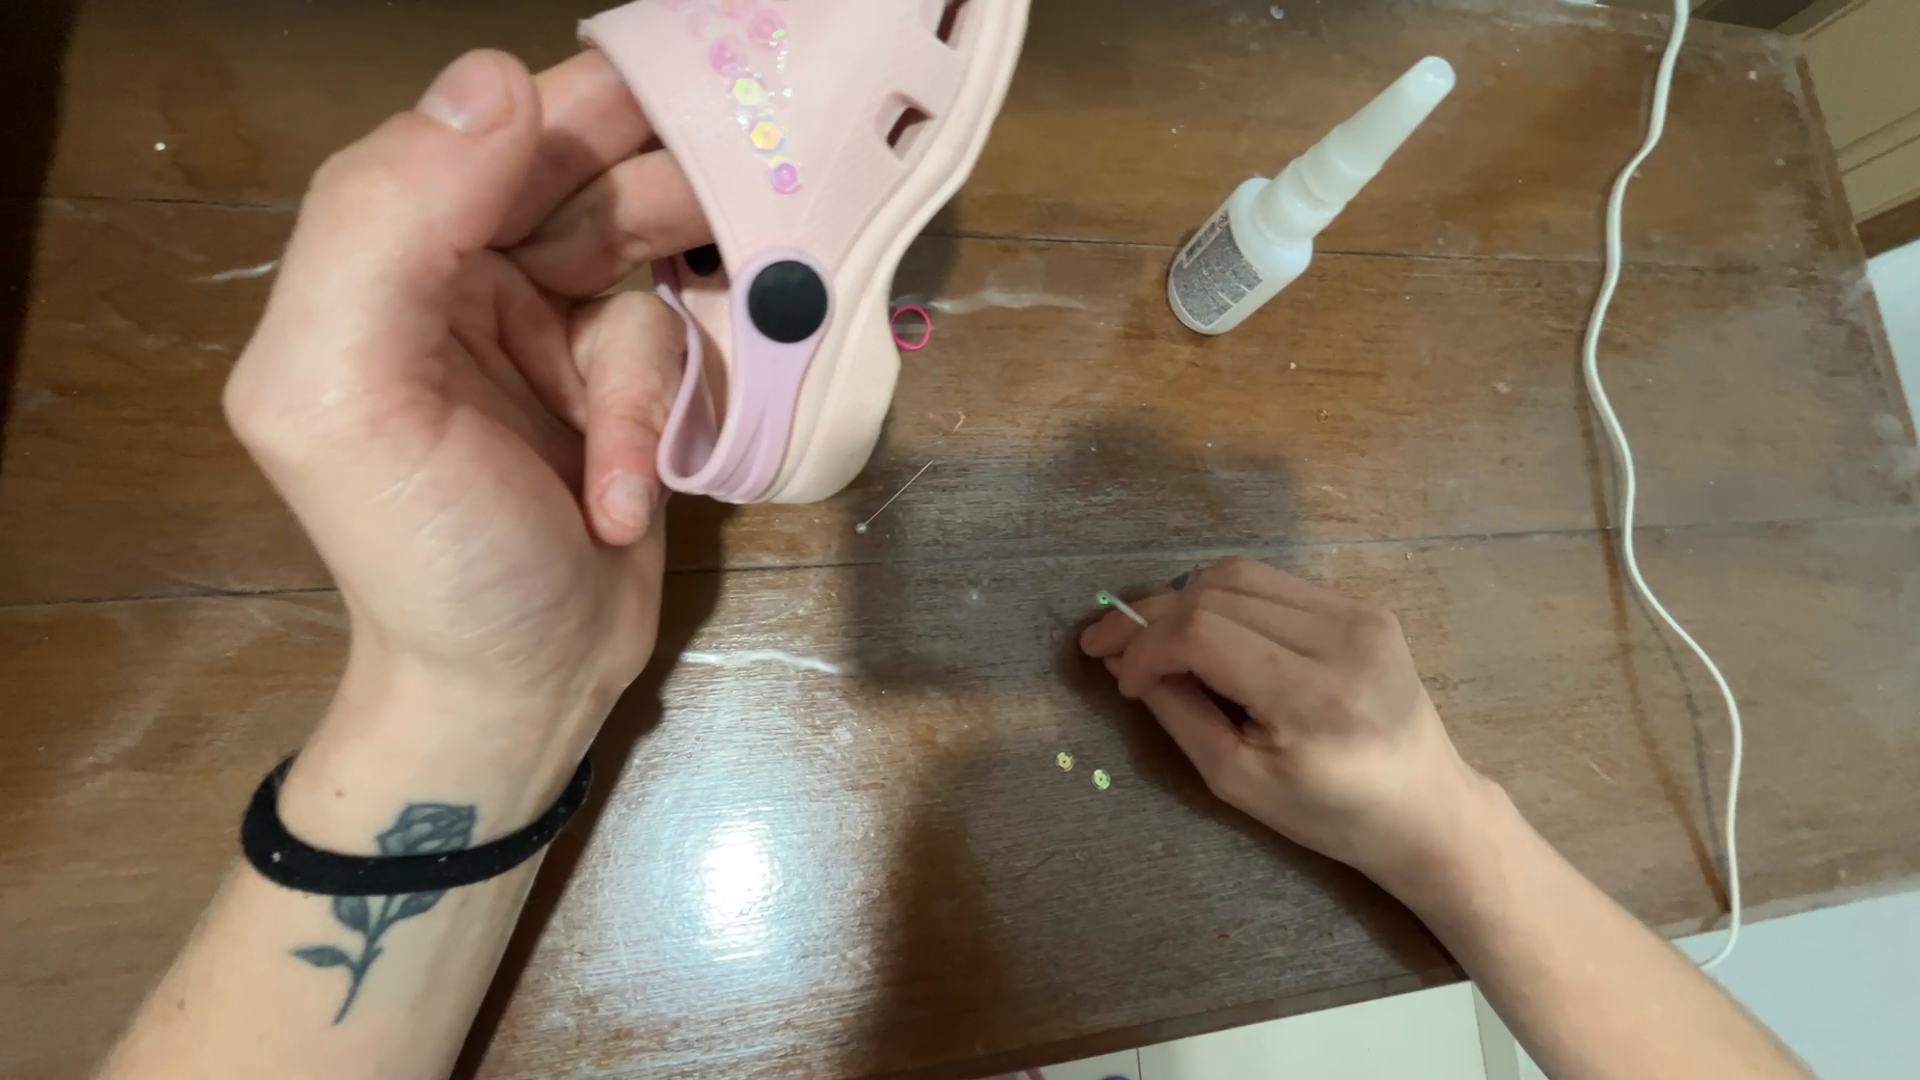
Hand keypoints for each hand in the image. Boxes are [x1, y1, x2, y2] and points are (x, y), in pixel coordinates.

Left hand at [224, 49, 710, 824]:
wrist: (521, 677)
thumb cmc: (428, 554)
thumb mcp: (351, 395)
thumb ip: (388, 224)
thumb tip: (497, 79)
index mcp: (392, 262)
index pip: (486, 138)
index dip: (576, 108)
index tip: (682, 92)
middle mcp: (481, 286)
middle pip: (590, 197)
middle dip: (655, 216)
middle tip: (740, 201)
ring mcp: (566, 347)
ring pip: (647, 297)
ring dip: (639, 394)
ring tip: (616, 481)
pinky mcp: (632, 401)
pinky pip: (674, 373)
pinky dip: (653, 439)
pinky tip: (626, 506)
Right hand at [1080, 558, 1490, 893]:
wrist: (1428, 809)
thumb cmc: (1328, 813)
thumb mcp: (1235, 780)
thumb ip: (1176, 712)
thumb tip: (1124, 661)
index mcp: (1314, 699)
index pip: (1203, 634)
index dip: (1145, 645)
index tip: (1117, 674)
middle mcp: (1341, 640)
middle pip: (1213, 593)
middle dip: (1149, 616)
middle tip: (1109, 643)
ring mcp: (1357, 613)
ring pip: (1235, 575)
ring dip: (1180, 601)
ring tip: (1153, 636)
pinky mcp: (1360, 605)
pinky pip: (1265, 582)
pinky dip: (1218, 598)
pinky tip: (1202, 627)